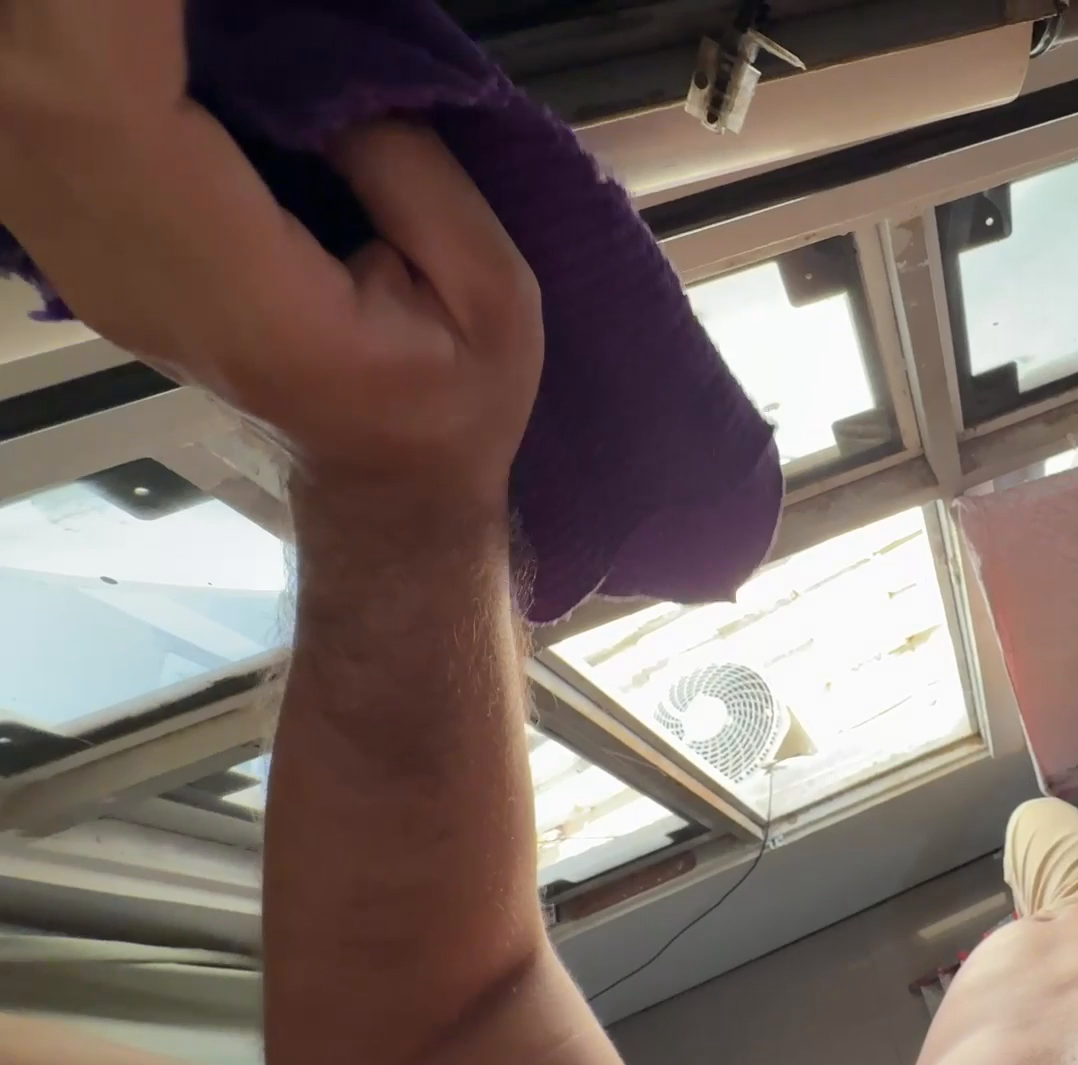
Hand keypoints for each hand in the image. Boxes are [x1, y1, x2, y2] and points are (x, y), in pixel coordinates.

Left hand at [0, 0, 539, 509]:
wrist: (392, 471)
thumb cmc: (461, 396)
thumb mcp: (495, 298)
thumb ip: (416, 179)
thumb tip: (319, 78)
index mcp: (249, 301)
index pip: (103, 101)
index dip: (108, 4)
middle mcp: (124, 273)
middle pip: (18, 73)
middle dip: (91, 4)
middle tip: (235, 6)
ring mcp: (76, 257)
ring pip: (0, 82)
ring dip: (75, 27)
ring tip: (178, 25)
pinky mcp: (68, 235)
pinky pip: (22, 100)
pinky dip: (69, 52)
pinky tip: (138, 44)